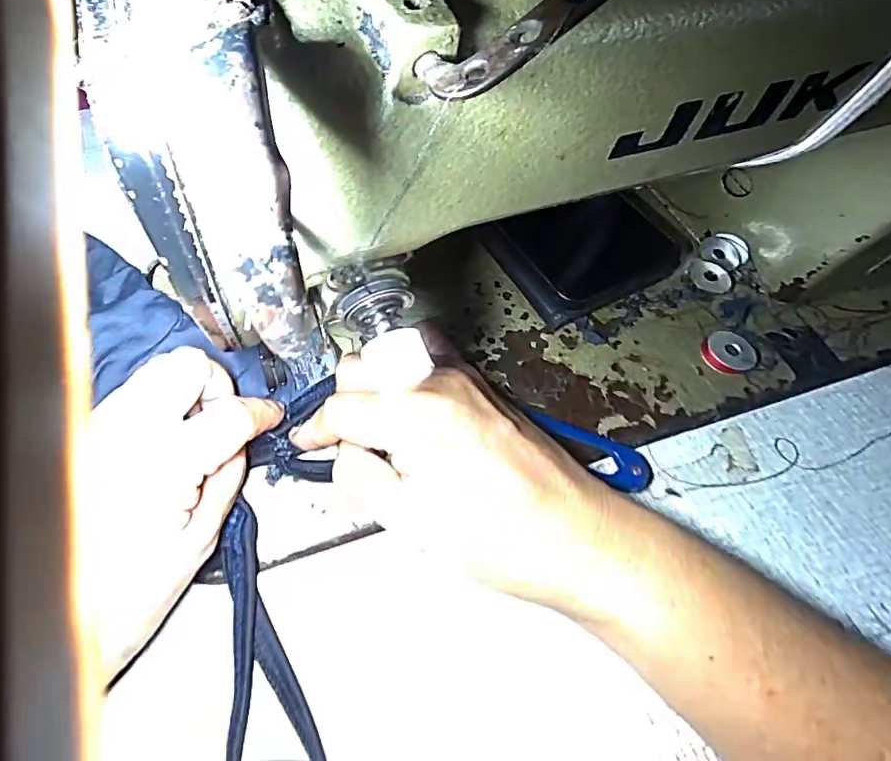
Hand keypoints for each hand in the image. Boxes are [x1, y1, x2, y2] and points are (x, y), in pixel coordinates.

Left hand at [83, 347, 281, 679]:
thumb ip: (227, 476)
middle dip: (218, 384)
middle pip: (190, 363)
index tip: (266, 416)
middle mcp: (128, 429)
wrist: (63, 613)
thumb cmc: (123, 595)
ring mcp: (103, 423)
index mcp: (165, 460)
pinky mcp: (91, 428)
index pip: (229, 411)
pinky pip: (137, 391)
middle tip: (226, 416)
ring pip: (159, 367)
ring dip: (187, 389)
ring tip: (195, 431)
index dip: (259, 412)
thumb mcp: (199, 540)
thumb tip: (241, 440)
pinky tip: (168, 439)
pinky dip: (161, 402)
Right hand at [291, 354, 618, 612]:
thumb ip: (358, 478)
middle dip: (342, 402)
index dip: (316, 430)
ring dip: (371, 383)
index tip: (311, 443)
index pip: (340, 407)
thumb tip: (343, 455)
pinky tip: (413, 409)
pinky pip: (426, 354)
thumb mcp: (410, 523)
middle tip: (347, 442)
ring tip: (378, 425)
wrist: (579, 537)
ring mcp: (461, 375)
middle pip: (357, 366)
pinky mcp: (480, 381)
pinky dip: (405, 372)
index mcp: (413, 415)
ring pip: (389, 353)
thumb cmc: (508, 538)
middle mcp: (435, 381)